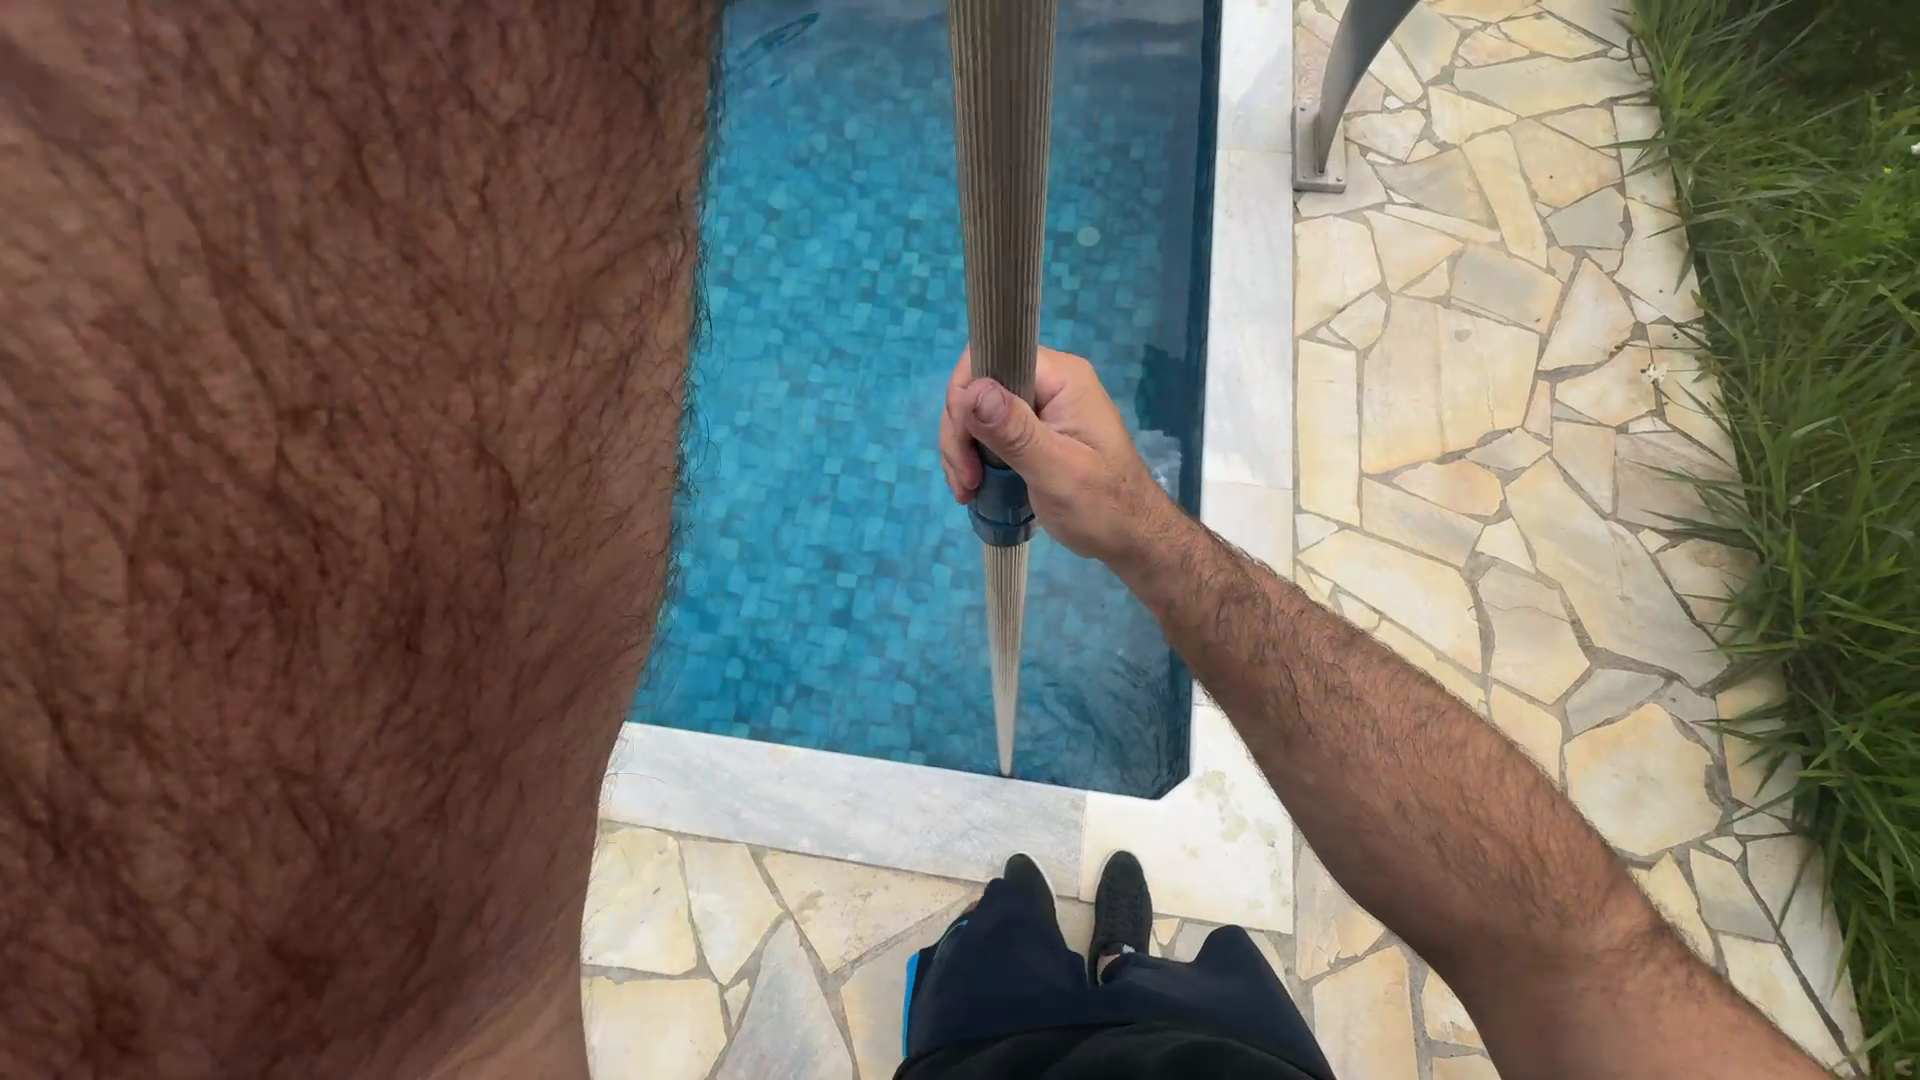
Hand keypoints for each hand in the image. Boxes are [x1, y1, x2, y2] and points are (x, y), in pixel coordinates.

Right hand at [937, 346, 1175, 564]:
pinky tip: (974, 486)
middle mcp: (1051, 381)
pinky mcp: (1035, 429)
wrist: (1131, 538)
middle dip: (960, 434)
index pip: (991, 358)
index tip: (963, 448)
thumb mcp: (1056, 472)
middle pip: (978, 386)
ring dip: (963, 450)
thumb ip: (1015, 431)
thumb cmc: (1103, 508)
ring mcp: (1043, 405)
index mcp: (1062, 378)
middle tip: (965, 482)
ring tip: (968, 490)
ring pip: (978, 411)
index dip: (964, 398)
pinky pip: (990, 431)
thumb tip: (971, 392)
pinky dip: (974, 457)